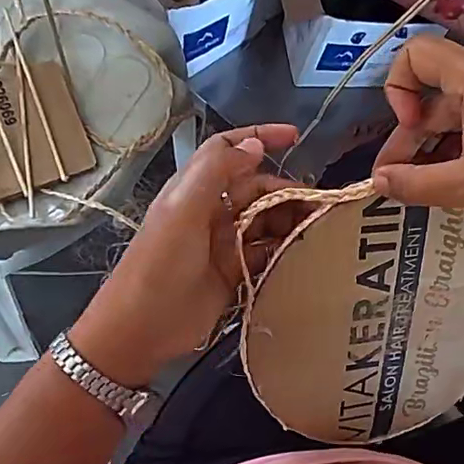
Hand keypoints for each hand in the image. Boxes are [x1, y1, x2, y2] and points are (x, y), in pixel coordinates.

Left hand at [69, 125, 303, 385]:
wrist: (141, 327)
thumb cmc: (159, 265)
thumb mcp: (183, 211)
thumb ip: (216, 173)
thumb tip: (255, 146)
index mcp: (195, 190)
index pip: (230, 152)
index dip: (260, 138)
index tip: (296, 136)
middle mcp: (211, 212)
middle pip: (257, 190)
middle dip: (287, 191)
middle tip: (321, 205)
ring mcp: (223, 245)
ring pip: (265, 222)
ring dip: (291, 221)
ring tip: (322, 228)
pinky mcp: (233, 275)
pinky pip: (265, 255)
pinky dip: (285, 251)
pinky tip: (307, 254)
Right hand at [369, 37, 463, 231]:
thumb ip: (416, 184)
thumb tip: (377, 182)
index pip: (416, 54)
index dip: (397, 90)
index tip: (408, 130)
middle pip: (432, 92)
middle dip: (408, 136)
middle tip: (396, 182)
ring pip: (453, 114)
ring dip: (430, 149)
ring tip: (420, 190)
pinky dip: (457, 150)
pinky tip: (453, 184)